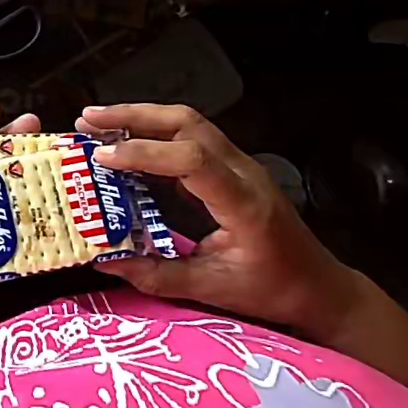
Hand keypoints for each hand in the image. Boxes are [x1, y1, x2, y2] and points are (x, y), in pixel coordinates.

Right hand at [80, 103, 364, 337]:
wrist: (321, 287)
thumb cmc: (272, 291)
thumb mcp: (211, 290)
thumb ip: (156, 275)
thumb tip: (103, 260)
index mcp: (243, 203)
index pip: (192, 159)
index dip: (143, 153)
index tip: (102, 158)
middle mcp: (243, 172)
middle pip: (187, 123)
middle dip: (133, 116)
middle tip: (87, 120)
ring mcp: (239, 164)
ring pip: (188, 121)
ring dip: (140, 117)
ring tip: (95, 122)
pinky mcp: (230, 166)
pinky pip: (189, 135)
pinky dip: (152, 131)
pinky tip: (123, 140)